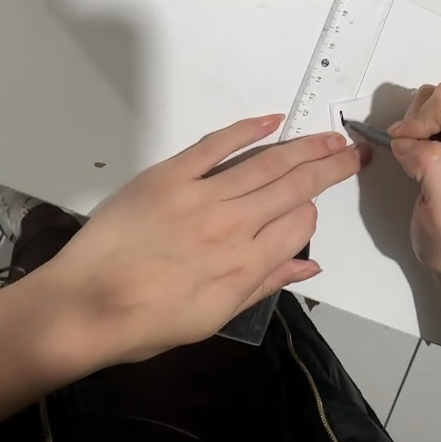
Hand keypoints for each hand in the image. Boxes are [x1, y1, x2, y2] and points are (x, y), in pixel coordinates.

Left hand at [28, 114, 360, 368]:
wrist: (84, 306)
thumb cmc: (148, 322)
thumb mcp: (214, 318)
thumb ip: (265, 285)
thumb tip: (310, 265)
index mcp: (245, 264)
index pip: (300, 224)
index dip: (311, 214)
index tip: (310, 209)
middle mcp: (234, 224)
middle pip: (295, 186)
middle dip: (331, 167)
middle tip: (356, 151)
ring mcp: (204, 194)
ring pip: (267, 163)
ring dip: (304, 146)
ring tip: (330, 136)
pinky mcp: (173, 174)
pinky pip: (218, 145)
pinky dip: (248, 129)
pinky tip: (273, 119)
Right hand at [383, 82, 440, 288]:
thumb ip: (432, 170)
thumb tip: (405, 139)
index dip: (419, 123)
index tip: (405, 151)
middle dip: (419, 125)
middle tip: (415, 162)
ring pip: (436, 98)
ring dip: (419, 127)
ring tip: (424, 163)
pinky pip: (436, 107)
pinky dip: (422, 128)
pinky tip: (429, 156)